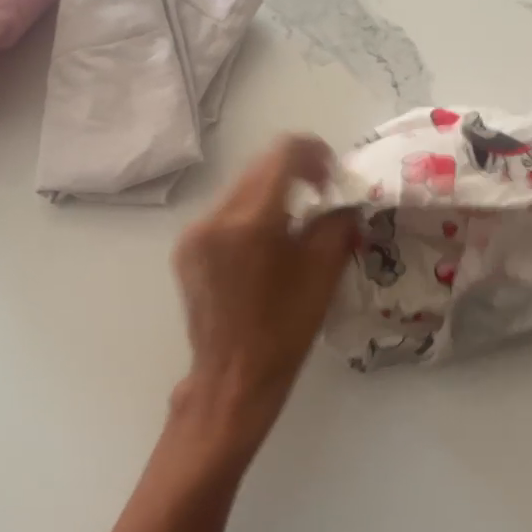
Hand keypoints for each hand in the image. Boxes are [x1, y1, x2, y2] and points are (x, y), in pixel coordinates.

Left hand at [169, 135, 358, 440]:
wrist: (234, 378)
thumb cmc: (286, 329)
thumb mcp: (324, 271)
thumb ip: (337, 222)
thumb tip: (344, 199)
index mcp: (251, 222)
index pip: (282, 154)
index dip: (314, 153)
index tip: (333, 175)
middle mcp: (215, 218)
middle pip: (260, 167)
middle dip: (296, 171)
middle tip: (323, 194)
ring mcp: (195, 233)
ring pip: (242, 188)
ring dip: (273, 191)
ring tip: (298, 221)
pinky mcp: (187, 250)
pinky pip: (225, 213)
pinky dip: (252, 213)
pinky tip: (270, 241)